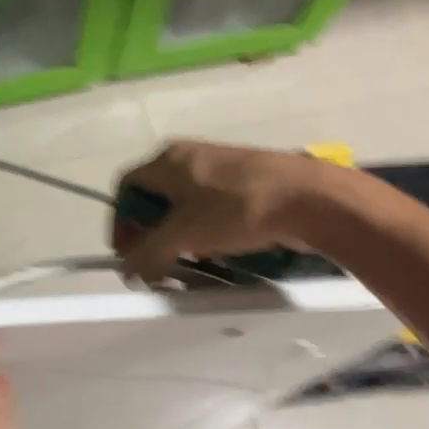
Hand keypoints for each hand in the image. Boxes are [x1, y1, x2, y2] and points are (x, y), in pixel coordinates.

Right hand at [112, 140, 330, 280]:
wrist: (308, 197)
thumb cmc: (236, 209)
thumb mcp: (184, 234)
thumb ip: (148, 253)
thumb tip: (127, 271)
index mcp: (166, 160)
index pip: (125, 188)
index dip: (120, 222)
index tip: (127, 254)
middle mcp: (187, 157)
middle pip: (153, 198)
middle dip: (149, 235)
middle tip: (156, 264)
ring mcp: (217, 168)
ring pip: (182, 206)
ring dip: (176, 237)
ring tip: (186, 263)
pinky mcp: (243, 181)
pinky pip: (208, 208)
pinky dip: (202, 232)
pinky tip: (215, 253)